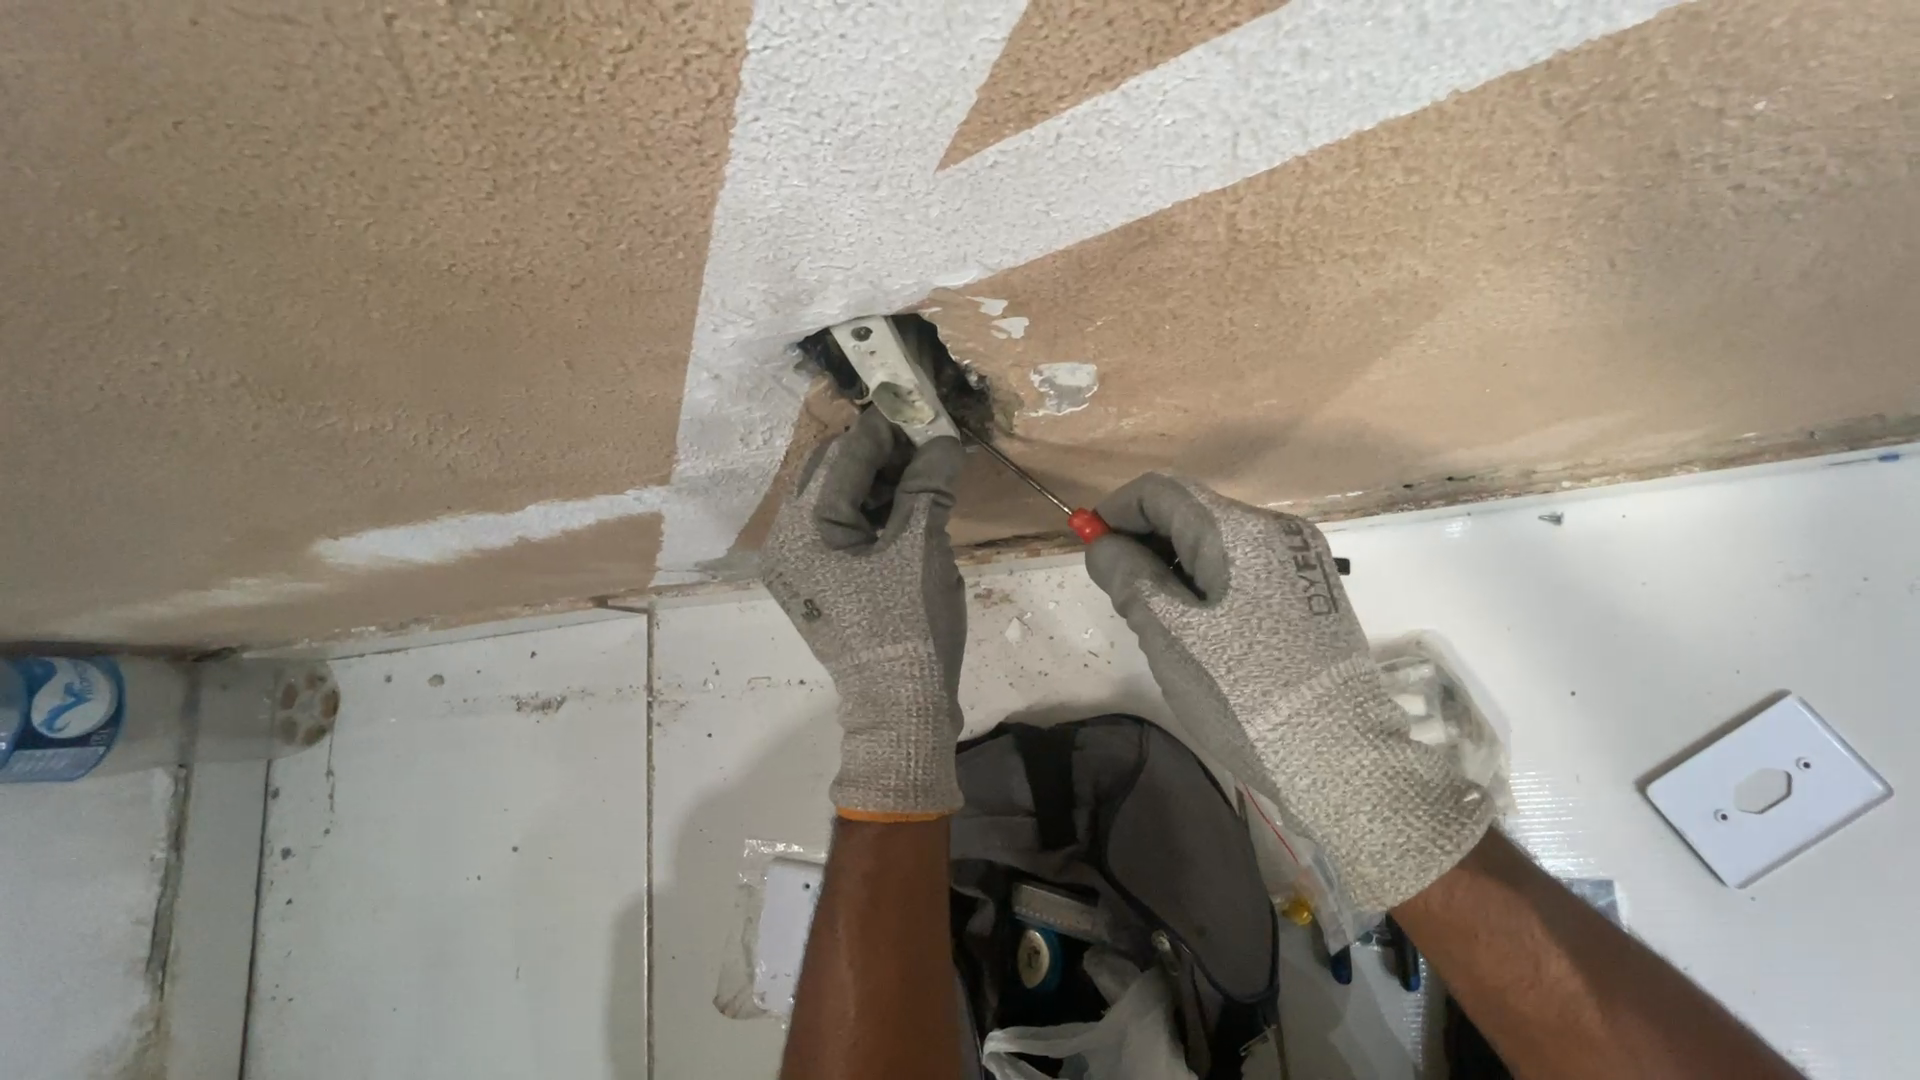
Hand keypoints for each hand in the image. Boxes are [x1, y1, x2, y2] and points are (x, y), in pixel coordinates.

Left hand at [762, 408, 967, 820]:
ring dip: (879, 480)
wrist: (900, 706)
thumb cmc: (908, 626)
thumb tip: (942, 439)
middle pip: (832, 472)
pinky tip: (908, 505)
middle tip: (927, 445)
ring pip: (836, 499)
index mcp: (803, 530)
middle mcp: (787, 541)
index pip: (843, 456)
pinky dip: (874, 512)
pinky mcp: (817, 581)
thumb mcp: (921, 549)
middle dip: (880, 454)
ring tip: (923, 474)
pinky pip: (840, 529)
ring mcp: (799, 564)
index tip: (923, 410)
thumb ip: (927, 484)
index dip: (887, 429)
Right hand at [1085, 474, 1493, 911]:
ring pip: (1213, 542)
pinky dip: (1204, 583)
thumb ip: (1127, 575)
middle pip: (1188, 511)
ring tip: (1155, 621)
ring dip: (1171, 565)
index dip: (1115, 512)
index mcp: (1237, 530)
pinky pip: (1240, 568)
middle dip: (1142, 542)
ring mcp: (1297, 560)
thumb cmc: (1244, 692)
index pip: (1160, 489)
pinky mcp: (1308, 590)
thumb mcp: (1168, 632)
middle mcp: (1273, 529)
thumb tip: (1102, 544)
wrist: (1340, 756)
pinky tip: (1197, 630)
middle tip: (1119, 596)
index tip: (1090, 551)